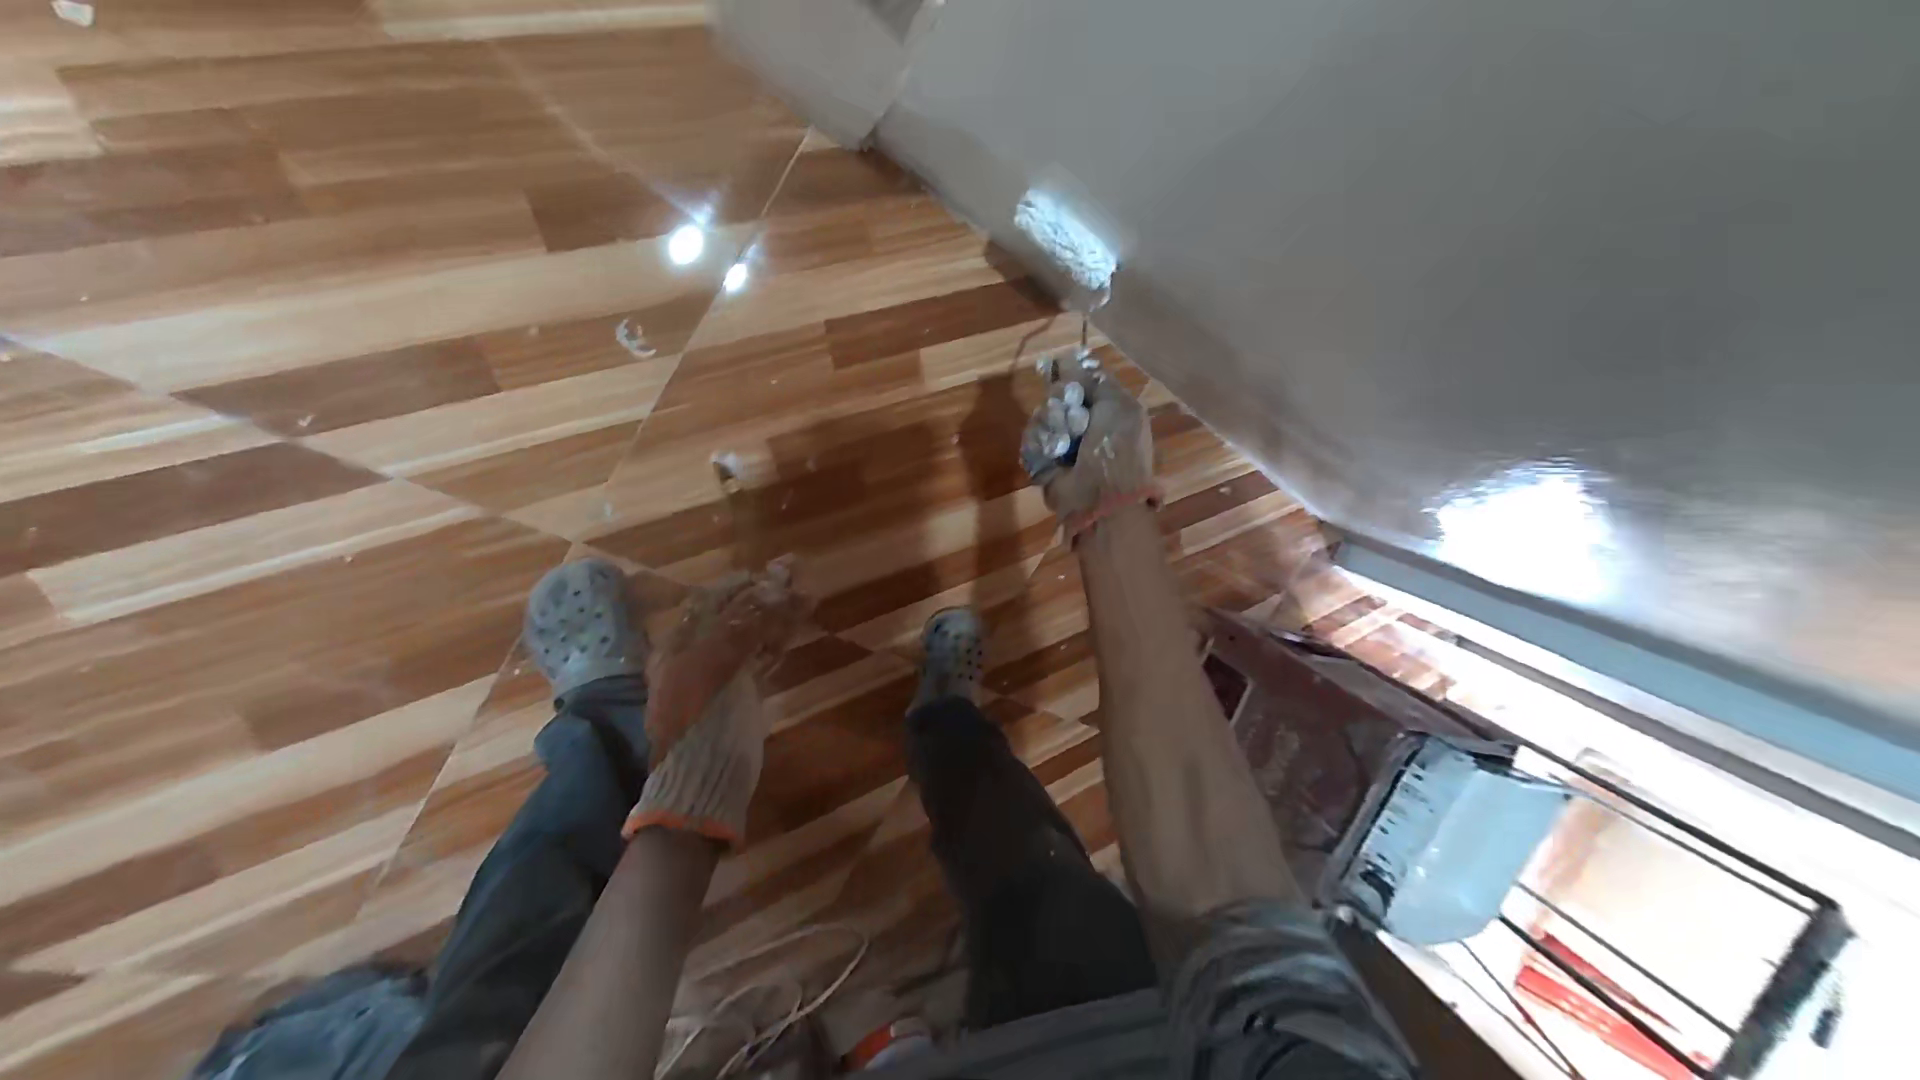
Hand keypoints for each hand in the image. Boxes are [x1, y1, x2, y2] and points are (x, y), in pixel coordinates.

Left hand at [643, 557, 810, 767]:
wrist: (703, 781)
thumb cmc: (701, 721)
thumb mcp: (716, 665)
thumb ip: (744, 625)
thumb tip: (774, 587)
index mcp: (680, 646)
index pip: (713, 602)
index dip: (743, 584)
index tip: (774, 572)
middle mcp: (697, 656)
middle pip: (735, 617)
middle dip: (765, 597)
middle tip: (797, 576)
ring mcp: (721, 677)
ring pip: (752, 638)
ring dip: (777, 617)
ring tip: (806, 598)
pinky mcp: (741, 696)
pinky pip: (760, 661)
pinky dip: (778, 644)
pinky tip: (794, 630)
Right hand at [1021, 350, 1154, 520]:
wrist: (1101, 498)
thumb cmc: (1117, 450)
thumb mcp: (1118, 406)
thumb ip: (1096, 381)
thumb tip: (1072, 359)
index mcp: (1109, 410)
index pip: (1081, 382)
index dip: (1071, 374)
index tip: (1059, 367)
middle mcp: (1085, 424)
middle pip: (1058, 395)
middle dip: (1060, 402)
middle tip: (1071, 417)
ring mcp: (1063, 443)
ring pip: (1043, 415)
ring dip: (1051, 424)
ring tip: (1062, 442)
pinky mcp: (1043, 459)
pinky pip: (1032, 437)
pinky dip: (1040, 442)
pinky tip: (1052, 453)